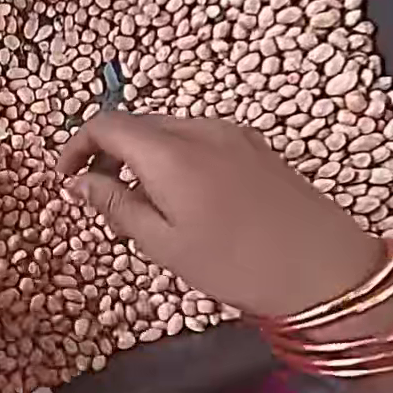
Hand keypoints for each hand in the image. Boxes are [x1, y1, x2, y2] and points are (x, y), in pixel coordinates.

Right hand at [56, 113, 383, 317]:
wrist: (326, 269)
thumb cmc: (234, 264)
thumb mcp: (162, 242)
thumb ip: (114, 204)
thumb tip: (75, 182)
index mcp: (168, 151)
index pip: (104, 123)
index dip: (76, 146)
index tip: (66, 179)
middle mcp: (197, 127)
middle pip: (134, 123)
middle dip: (106, 153)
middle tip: (101, 199)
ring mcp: (229, 131)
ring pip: (164, 130)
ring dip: (138, 155)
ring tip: (141, 203)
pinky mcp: (251, 142)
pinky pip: (194, 137)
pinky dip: (170, 156)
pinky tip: (181, 194)